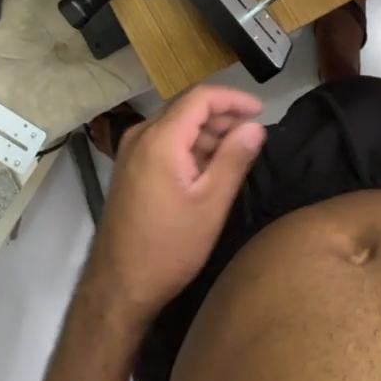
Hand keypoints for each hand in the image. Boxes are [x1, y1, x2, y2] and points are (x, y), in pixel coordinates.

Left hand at [86, 86, 265, 317]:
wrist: (119, 284)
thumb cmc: (169, 246)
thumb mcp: (210, 204)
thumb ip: (234, 159)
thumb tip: (255, 127)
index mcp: (160, 138)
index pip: (200, 97)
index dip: (233, 98)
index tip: (261, 111)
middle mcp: (141, 134)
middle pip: (186, 107)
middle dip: (222, 115)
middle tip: (253, 134)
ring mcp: (131, 150)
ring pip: (175, 124)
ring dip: (207, 131)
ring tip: (237, 151)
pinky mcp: (130, 166)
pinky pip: (164, 140)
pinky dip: (189, 145)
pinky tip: (209, 166)